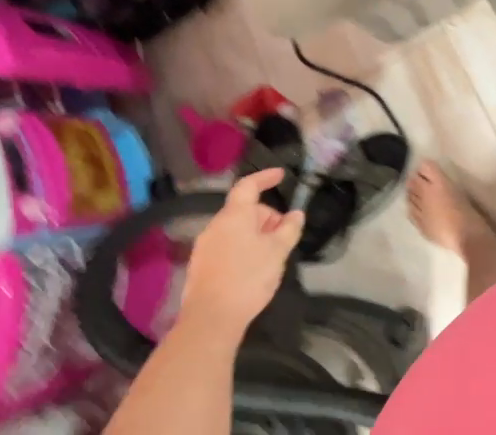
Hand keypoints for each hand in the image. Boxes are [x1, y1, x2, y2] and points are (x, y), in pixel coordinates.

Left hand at [180, 169, 305, 336]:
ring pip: (235, 230)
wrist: (210, 320)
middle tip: (283, 236)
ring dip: (255, 235)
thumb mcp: (278, 251)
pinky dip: (242, 249)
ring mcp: (204, 247)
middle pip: (244, 211)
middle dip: (266, 218)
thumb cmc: (248, 277)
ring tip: (270, 256)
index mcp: (234, 216)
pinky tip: (252, 270)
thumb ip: (289, 229)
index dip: (265, 177)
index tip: (281, 175)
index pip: (248, 186)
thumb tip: (295, 214)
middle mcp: (215, 226)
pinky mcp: (200, 267)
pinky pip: (226, 247)